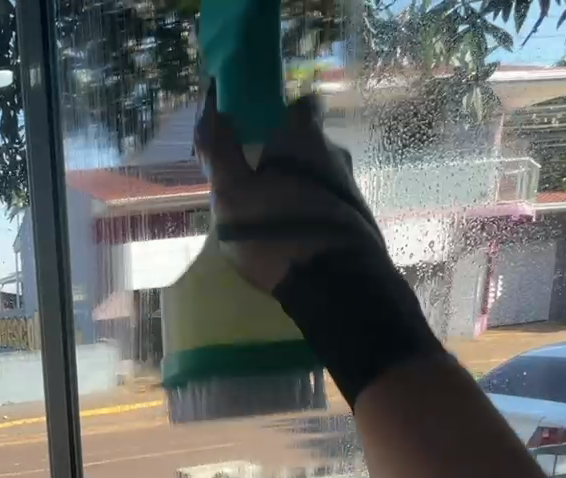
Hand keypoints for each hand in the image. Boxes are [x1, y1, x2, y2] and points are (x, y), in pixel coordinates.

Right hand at [194, 84, 387, 294]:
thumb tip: (209, 111)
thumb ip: (220, 153)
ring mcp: (350, 187)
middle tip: (255, 184)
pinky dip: (308, 213)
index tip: (260, 134)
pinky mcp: (356, 220)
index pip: (302, 105)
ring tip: (269, 217)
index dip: (282, 114)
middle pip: (308, 144)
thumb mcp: (232, 194)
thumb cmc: (273, 231)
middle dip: (285, 158)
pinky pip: (326, 204)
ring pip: (318, 176)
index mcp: (303, 137)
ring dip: (296, 189)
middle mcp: (334, 153)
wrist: (332, 283)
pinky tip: (289, 237)